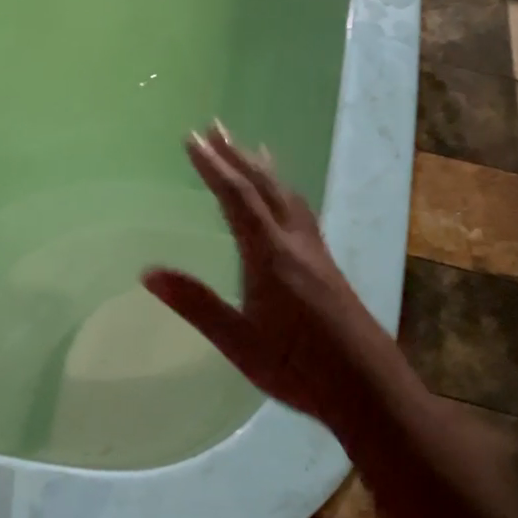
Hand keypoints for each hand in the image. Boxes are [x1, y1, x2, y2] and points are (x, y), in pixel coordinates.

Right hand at [142, 124, 389, 427]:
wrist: (370, 390)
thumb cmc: (299, 368)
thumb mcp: (238, 341)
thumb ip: (195, 304)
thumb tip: (147, 272)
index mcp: (271, 256)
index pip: (238, 199)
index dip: (214, 167)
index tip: (192, 139)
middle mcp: (296, 245)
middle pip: (265, 188)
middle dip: (237, 156)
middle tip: (216, 127)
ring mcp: (317, 256)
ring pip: (288, 198)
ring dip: (264, 170)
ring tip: (251, 150)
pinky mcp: (329, 270)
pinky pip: (301, 214)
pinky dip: (283, 193)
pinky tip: (285, 204)